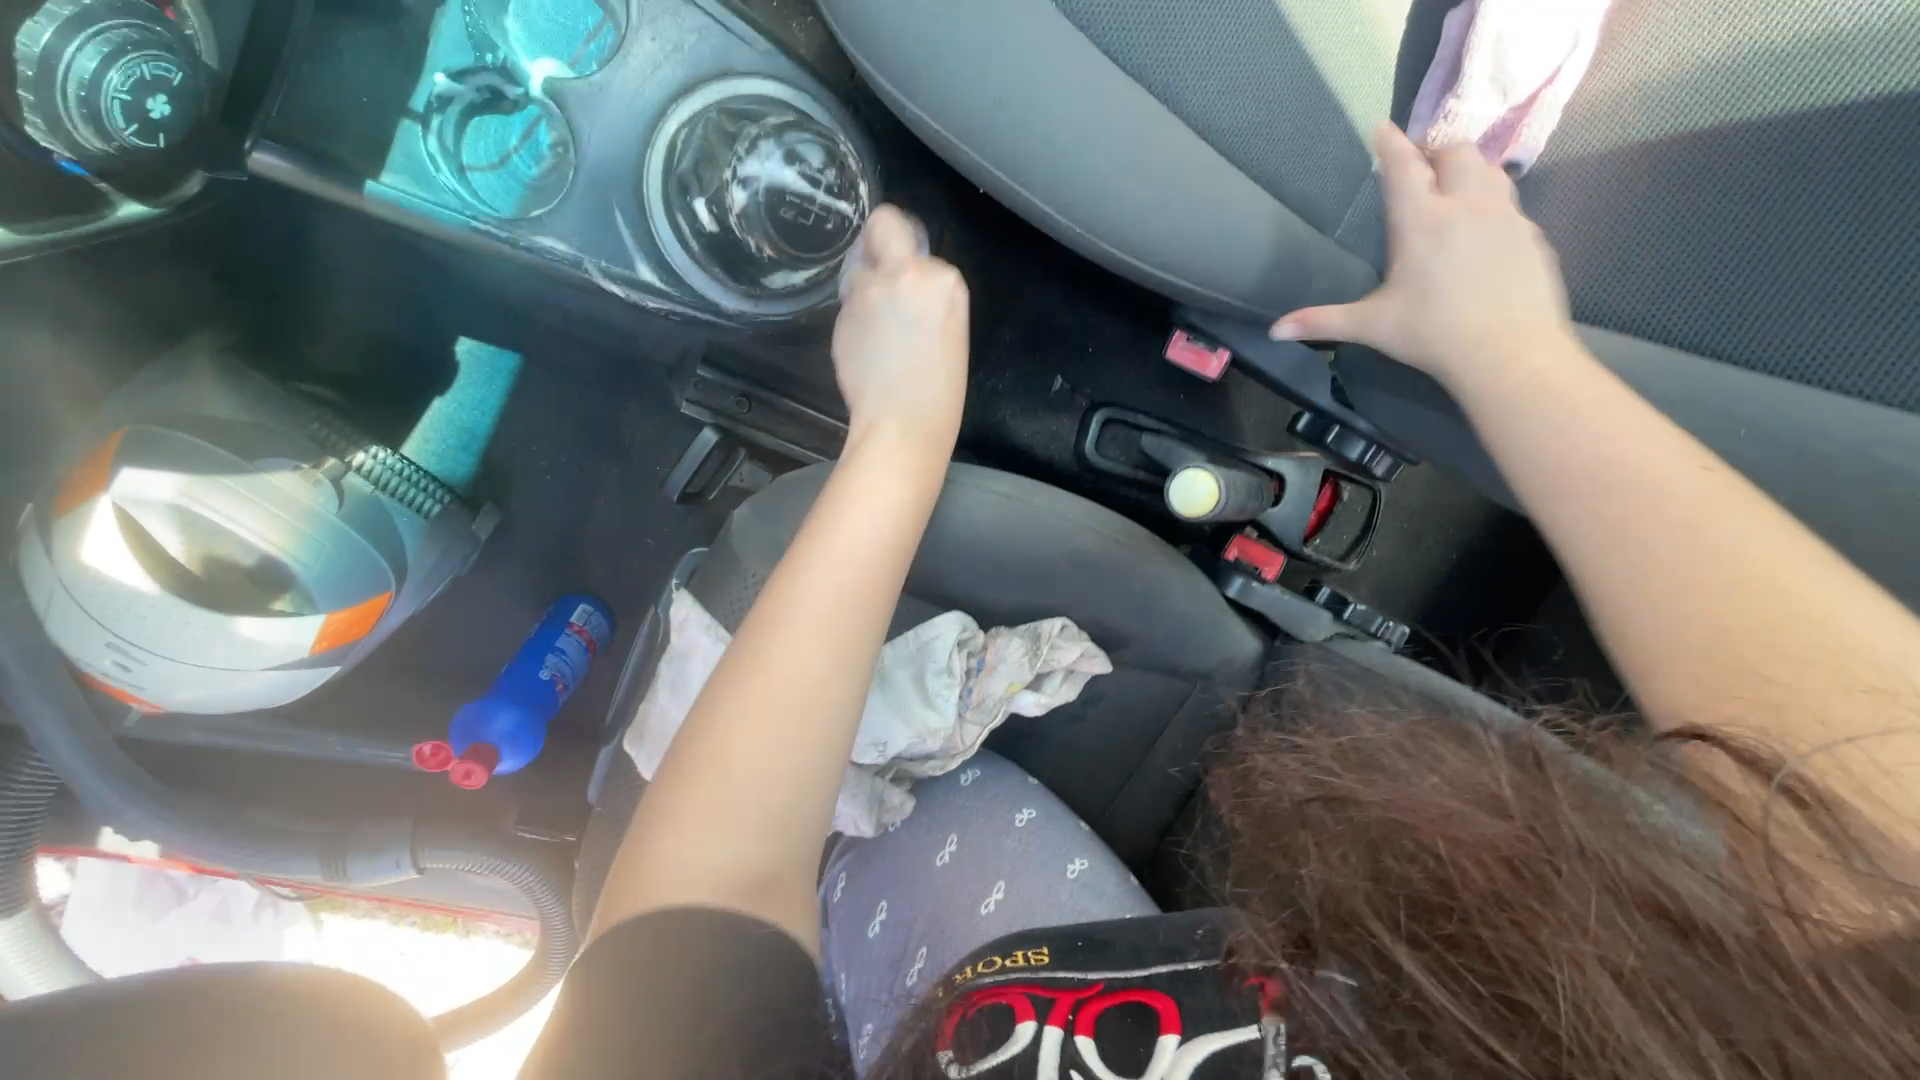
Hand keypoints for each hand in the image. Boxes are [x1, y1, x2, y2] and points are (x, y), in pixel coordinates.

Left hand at [832, 205, 970, 445]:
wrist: (904, 423)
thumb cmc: (940, 391)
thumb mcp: (949, 330)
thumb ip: (923, 297)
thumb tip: (896, 285)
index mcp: (944, 279)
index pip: (917, 241)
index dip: (907, 260)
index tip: (907, 283)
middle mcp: (905, 273)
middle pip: (882, 224)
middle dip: (877, 238)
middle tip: (879, 270)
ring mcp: (869, 291)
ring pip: (856, 267)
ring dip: (862, 285)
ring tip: (873, 325)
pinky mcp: (842, 314)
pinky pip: (846, 304)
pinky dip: (853, 318)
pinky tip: (864, 348)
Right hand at [1271, 124, 1576, 389]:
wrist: (1509, 352)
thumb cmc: (1432, 334)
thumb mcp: (1371, 327)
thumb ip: (1322, 321)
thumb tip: (1275, 330)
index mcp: (1421, 221)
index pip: (1403, 166)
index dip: (1390, 143)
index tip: (1381, 127)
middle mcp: (1465, 205)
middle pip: (1455, 152)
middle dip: (1435, 152)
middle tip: (1419, 167)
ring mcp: (1505, 217)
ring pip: (1489, 169)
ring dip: (1467, 168)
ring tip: (1452, 186)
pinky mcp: (1530, 235)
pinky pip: (1510, 204)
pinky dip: (1491, 202)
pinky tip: (1482, 228)